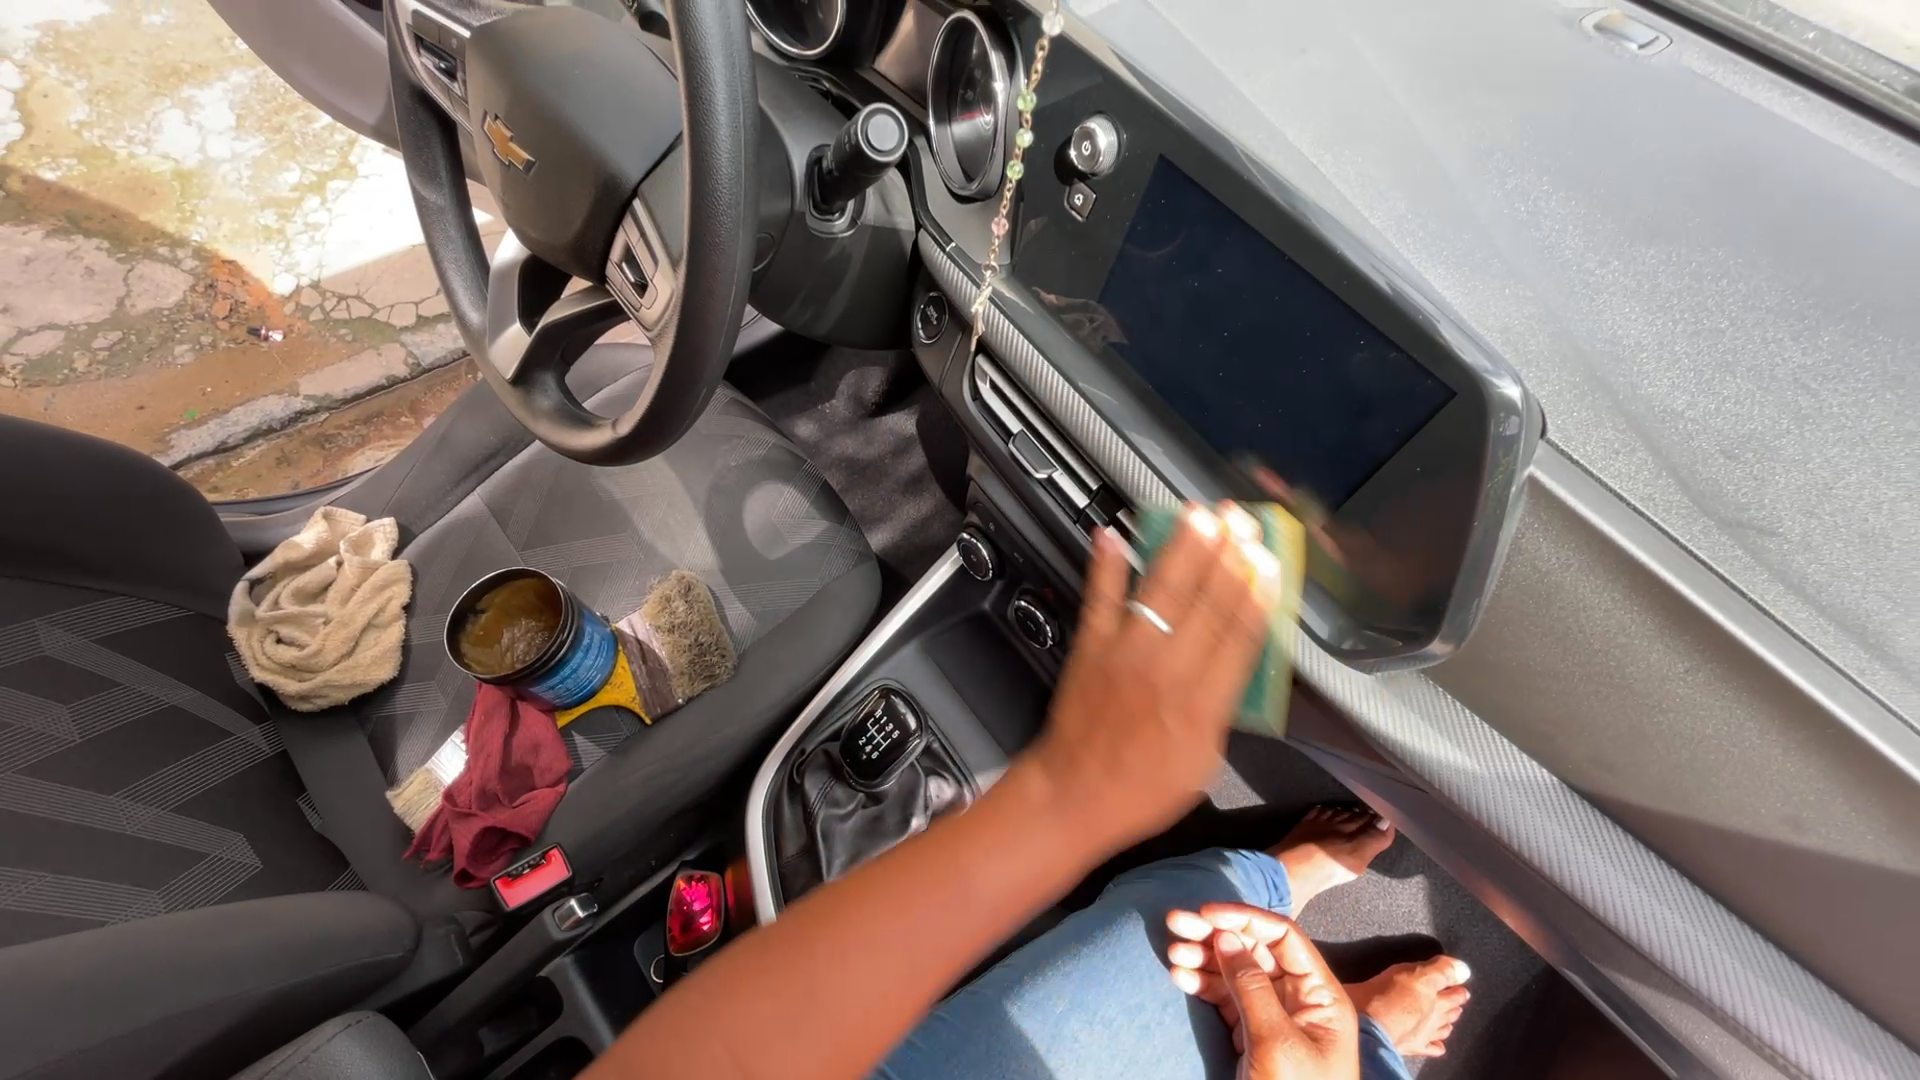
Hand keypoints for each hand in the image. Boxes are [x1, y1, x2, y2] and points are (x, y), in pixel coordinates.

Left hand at [1025, 503, 1281, 854]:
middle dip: (1228, 556)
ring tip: (1199, 515)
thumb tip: (1238, 664)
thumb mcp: (1204, 760)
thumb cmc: (1143, 787)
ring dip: (1182, 549)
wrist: (1074, 794)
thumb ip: (1222, 707)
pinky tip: (1110, 535)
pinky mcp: (1089, 646)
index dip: (1257, 591)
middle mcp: (1166, 669)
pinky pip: (1099, 599)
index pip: (1239, 634)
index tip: (1269, 558)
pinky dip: (1104, 566)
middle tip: (1242, 520)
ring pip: (1161, 592)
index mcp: (1202, 702)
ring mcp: (1124, 652)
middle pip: (1206, 603)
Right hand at [1165, 904, 1359, 1079]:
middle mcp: (1298, 999)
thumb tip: (1227, 936)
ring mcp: (1273, 1017)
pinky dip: (1201, 984)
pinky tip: (1180, 976)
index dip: (1245, 918)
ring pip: (1234, 971)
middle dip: (1214, 935)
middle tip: (1174, 922)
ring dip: (1202, 958)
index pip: (1283, 938)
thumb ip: (1252, 987)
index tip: (1206, 914)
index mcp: (1320, 996)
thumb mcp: (1277, 1043)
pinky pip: (1224, 997)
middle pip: (1253, 950)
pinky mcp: (1251, 1034)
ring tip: (1172, 953)